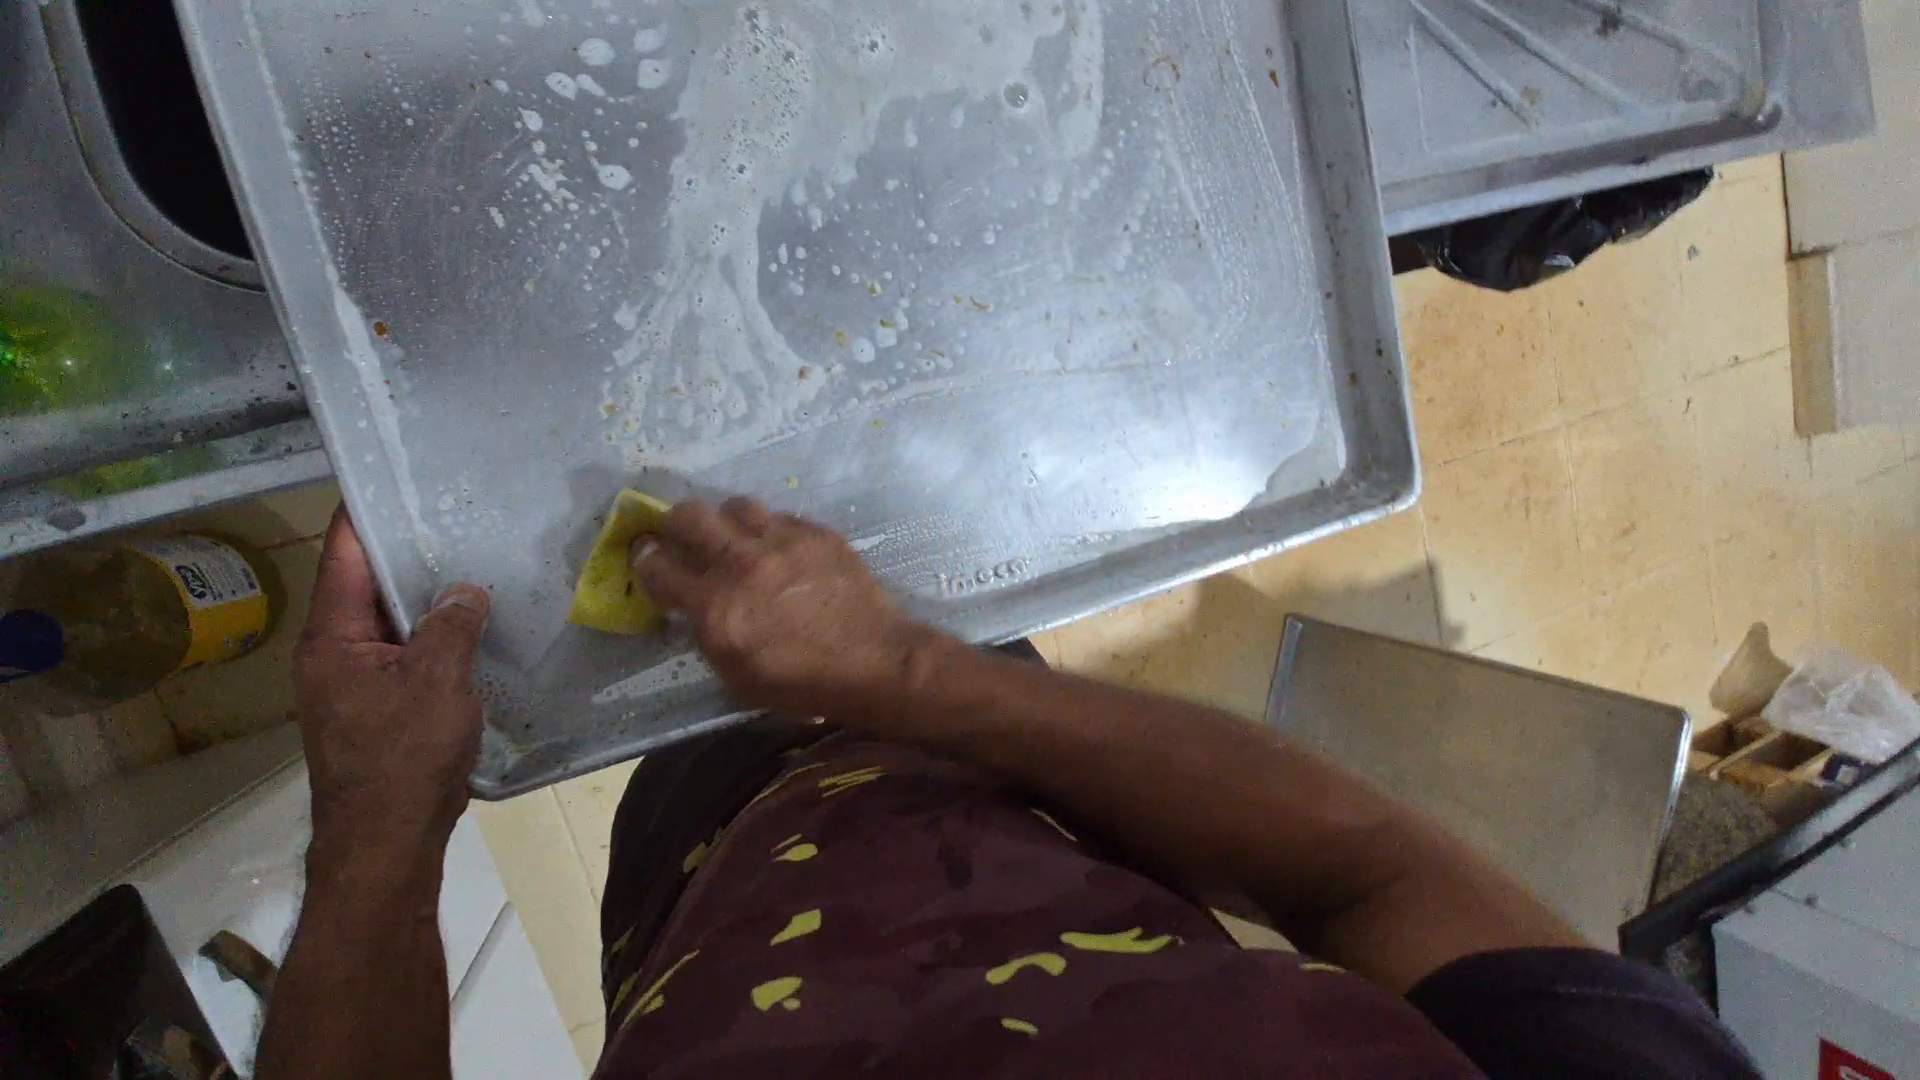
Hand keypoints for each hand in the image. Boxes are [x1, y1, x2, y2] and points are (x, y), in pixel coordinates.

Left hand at [292, 508, 489, 863]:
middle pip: (370, 588)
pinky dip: (442, 631)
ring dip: (431, 595)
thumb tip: (466, 590)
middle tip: (457, 515)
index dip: (362, 518)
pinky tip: (481, 620)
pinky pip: (415, 650)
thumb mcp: (437, 681)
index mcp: (333, 641)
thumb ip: (451, 626)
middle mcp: (338, 654)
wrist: (391, 835)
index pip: (343, 561)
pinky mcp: (388, 702)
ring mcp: (362, 681)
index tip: (387, 480)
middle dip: (409, 553)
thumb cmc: (405, 754)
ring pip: (397, 621)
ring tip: (477, 559)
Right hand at [631, 498, 933, 719]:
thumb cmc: (801, 683)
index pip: (658, 565)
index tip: (647, 556)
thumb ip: (706, 633)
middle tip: (683, 536)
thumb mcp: (736, 675)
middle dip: (677, 523)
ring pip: (737, 505)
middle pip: (689, 515)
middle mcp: (742, 564)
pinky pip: (781, 516)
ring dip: (729, 521)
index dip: (645, 559)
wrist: (872, 661)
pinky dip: (772, 530)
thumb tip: (693, 606)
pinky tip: (781, 549)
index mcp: (715, 606)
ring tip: (737, 537)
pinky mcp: (817, 533)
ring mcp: (783, 542)